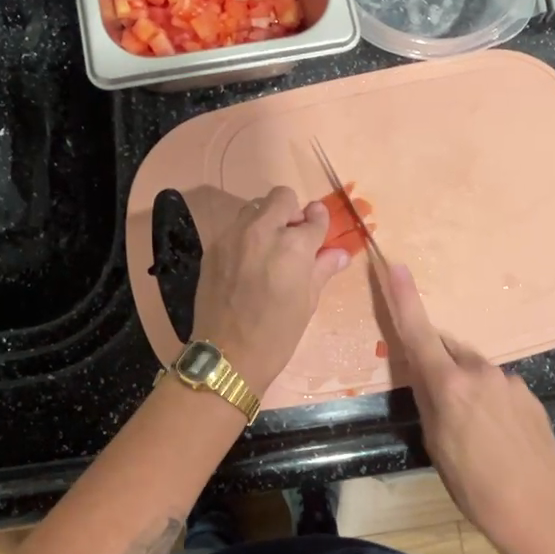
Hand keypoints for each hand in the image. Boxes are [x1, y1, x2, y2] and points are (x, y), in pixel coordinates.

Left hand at [191, 187, 350, 394]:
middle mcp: (263, 231)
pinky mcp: (213, 246)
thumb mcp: (308, 302)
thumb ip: (323, 268)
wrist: (227, 355)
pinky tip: (246, 262)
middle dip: (292, 212)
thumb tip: (340, 253)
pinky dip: (245, 236)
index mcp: (294, 245)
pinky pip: (234, 227)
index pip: (314, 216)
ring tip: (268, 248)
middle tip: (293, 237)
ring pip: (254, 208)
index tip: (318, 230)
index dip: (319, 222)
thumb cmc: (277, 334)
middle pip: (281, 198)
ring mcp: (234, 236)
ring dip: (266, 219)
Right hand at [385, 265, 554, 549]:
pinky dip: (487, 400)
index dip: (403, 298)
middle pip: (447, 350)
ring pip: (474, 371)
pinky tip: (495, 436)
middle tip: (434, 400)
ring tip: (470, 432)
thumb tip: (422, 372)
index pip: (418, 332)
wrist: (542, 514)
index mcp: (449, 384)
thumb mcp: (436, 445)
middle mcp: (480, 372)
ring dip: (464, 385)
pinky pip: (497, 387)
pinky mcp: (529, 395)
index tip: (395, 265)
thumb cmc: (476, 487)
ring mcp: (509, 381)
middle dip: (436, 361)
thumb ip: (428, 399)